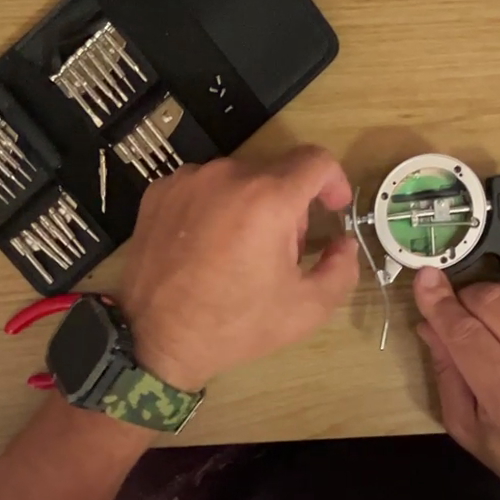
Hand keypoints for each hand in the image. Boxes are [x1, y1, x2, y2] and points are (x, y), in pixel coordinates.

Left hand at [117, 146, 359, 390]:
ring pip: (238, 180)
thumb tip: (343, 243)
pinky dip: (216, 208)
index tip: (333, 207)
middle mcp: (227, 176)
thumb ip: (341, 270)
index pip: (316, 161)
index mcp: (268, 200)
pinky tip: (207, 247)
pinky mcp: (159, 192)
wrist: (156, 338)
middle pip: (277, 173)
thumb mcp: (305, 310)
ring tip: (240, 253)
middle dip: (290, 207)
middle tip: (281, 253)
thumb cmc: (234, 325)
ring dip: (251, 206)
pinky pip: (203, 188)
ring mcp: (188, 181)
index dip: (334, 181)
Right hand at [413, 269, 499, 499]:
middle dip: (465, 299)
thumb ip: (447, 374)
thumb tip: (429, 323)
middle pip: (492, 300)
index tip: (424, 280)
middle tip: (462, 319)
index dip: (438, 303)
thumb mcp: (468, 429)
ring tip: (497, 320)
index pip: (465, 334)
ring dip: (499, 293)